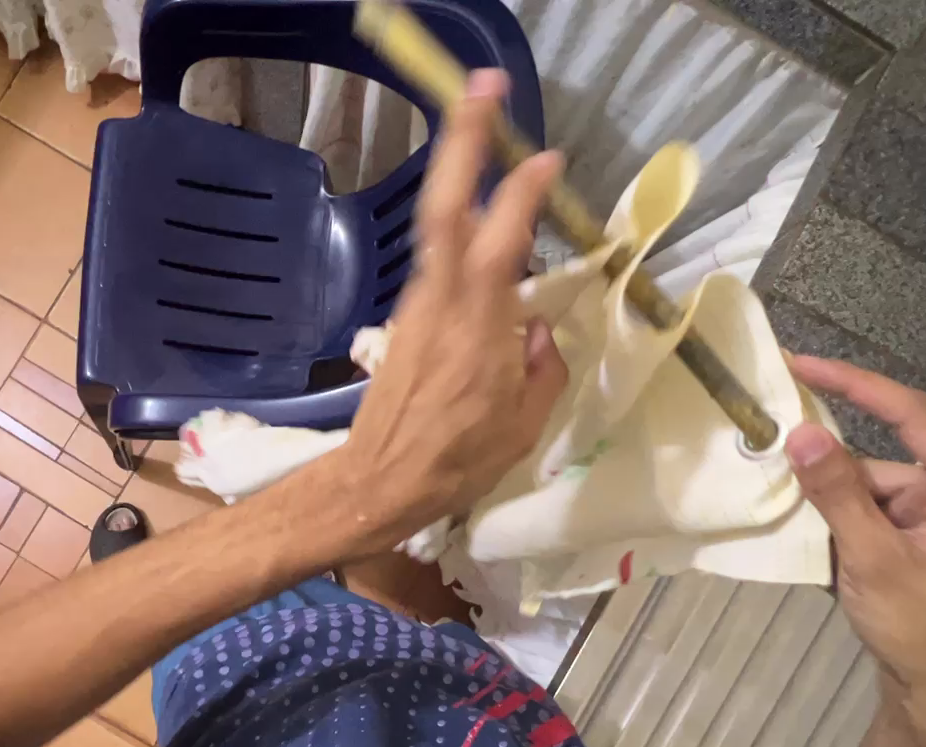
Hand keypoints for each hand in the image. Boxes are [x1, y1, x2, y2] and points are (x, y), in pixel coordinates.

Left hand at [320, 68, 567, 554]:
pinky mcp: (402, 324)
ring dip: (456, 177)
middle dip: (461, 141)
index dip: (522, 193)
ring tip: (483, 138)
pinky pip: (434, 266)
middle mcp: (441, 308)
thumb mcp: (523, 428)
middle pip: (444, 210)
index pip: (500, 242)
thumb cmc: (456, 464)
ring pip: (434, 231)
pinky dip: (454, 231)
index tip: (547, 158)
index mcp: (480, 333)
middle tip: (480, 85)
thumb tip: (542, 330)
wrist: (378, 482)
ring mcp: (414, 312)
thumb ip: (544, 370)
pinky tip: (476, 228)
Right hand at [784, 354, 925, 735]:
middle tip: (770, 459)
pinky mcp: (921, 535)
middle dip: (830, 467)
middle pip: (883, 456)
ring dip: (830, 503)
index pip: (913, 414)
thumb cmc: (921, 627)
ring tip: (793, 524)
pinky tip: (816, 544)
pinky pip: (870, 510)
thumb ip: (838, 493)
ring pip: (869, 486)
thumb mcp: (872, 558)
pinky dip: (838, 522)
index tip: (801, 364)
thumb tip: (801, 434)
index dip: (855, 385)